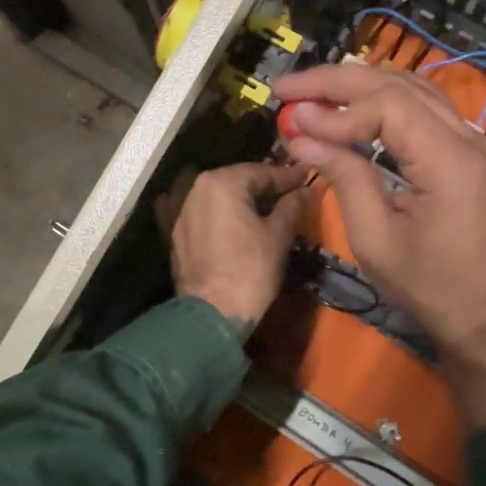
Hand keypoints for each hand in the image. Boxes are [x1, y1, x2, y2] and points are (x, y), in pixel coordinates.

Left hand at [156, 162, 307, 338]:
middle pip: (239, 182)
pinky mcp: (177, 234)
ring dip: (245, 203)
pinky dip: (227, 217)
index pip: (262, 172)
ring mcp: (182, 211)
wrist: (212, 313)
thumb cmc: (250, 270)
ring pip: (222, 199)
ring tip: (271, 210)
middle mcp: (196, 189)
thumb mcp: (278, 235)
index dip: (288, 176)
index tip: (308, 175)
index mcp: (221, 182)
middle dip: (266, 188)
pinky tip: (243, 226)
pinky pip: (208, 216)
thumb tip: (305, 189)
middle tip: (292, 192)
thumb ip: (292, 205)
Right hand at [271, 64, 485, 426]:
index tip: (292, 119)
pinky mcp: (470, 153)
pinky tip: (351, 108)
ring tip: (311, 93)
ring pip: (414, 89)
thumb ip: (343, 178)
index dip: (335, 108)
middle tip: (286, 87)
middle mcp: (469, 138)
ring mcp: (475, 142)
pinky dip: (384, 102)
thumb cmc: (429, 287)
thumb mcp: (375, 239)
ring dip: (360, 86)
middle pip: (399, 85)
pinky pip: (425, 108)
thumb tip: (300, 137)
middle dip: (338, 82)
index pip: (387, 106)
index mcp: (450, 160)